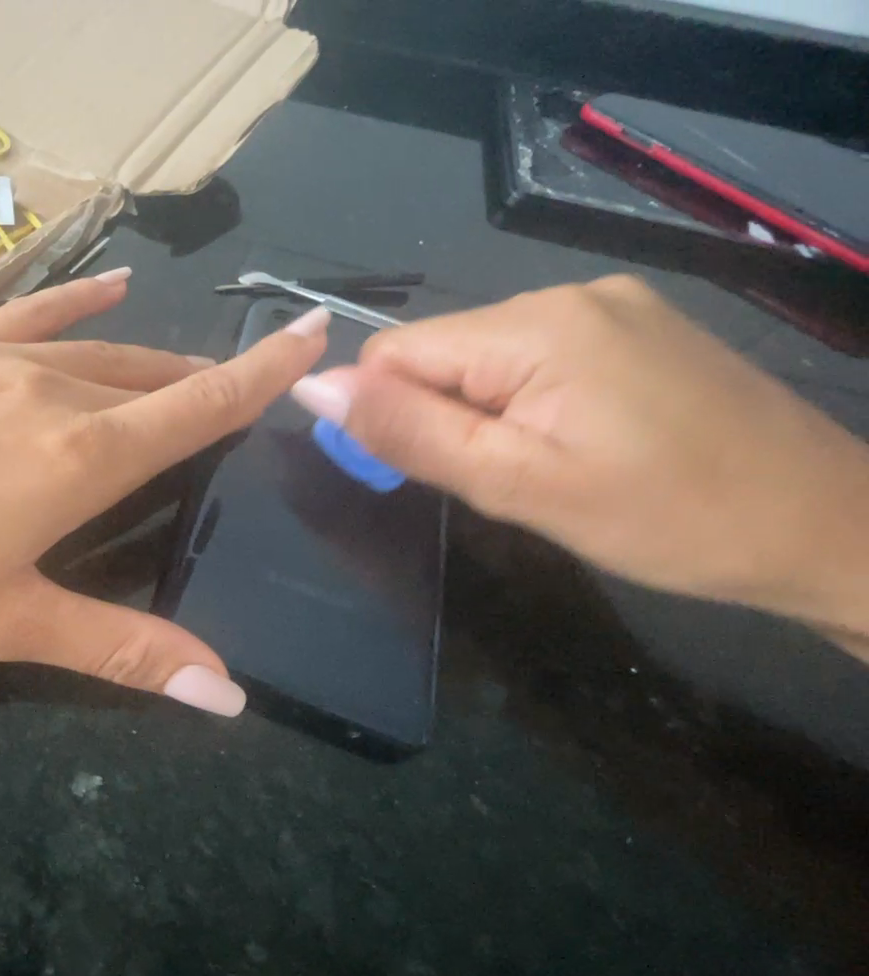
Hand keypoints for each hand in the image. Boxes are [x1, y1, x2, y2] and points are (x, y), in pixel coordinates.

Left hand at [0, 270, 329, 715]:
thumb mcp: (6, 621)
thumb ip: (119, 648)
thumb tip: (227, 696)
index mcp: (82, 456)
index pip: (198, 406)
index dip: (262, 376)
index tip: (315, 337)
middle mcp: (53, 390)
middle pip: (151, 379)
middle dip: (201, 385)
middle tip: (234, 399)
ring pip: (97, 351)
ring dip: (147, 361)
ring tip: (180, 368)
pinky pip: (32, 313)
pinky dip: (79, 302)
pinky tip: (110, 287)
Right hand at [288, 276, 868, 635]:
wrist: (829, 530)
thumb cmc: (667, 518)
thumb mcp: (513, 484)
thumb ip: (404, 430)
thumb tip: (310, 386)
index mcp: (535, 325)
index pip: (393, 352)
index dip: (391, 415)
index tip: (443, 469)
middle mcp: (569, 294)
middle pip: (437, 353)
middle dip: (443, 418)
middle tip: (505, 477)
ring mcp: (610, 306)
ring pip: (480, 360)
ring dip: (482, 415)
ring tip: (546, 465)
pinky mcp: (635, 328)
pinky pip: (530, 360)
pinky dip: (524, 404)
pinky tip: (575, 442)